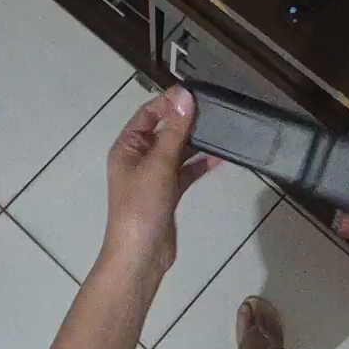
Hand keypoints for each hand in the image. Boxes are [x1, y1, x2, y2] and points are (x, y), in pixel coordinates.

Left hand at [99, 87, 220, 280]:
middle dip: (186, 121)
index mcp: (127, 147)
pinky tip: (220, 158)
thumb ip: (175, 130)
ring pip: (177, 152)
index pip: (148, 114)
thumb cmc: (142, 206)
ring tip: (222, 130)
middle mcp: (138, 158)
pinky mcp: (167, 193)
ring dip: (196, 143)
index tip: (195, 93)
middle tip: (215, 110)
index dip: (169, 102)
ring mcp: (153, 176)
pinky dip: (199, 165)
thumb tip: (185, 95)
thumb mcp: (159, 164)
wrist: (141, 255)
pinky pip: (185, 172)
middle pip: (164, 131)